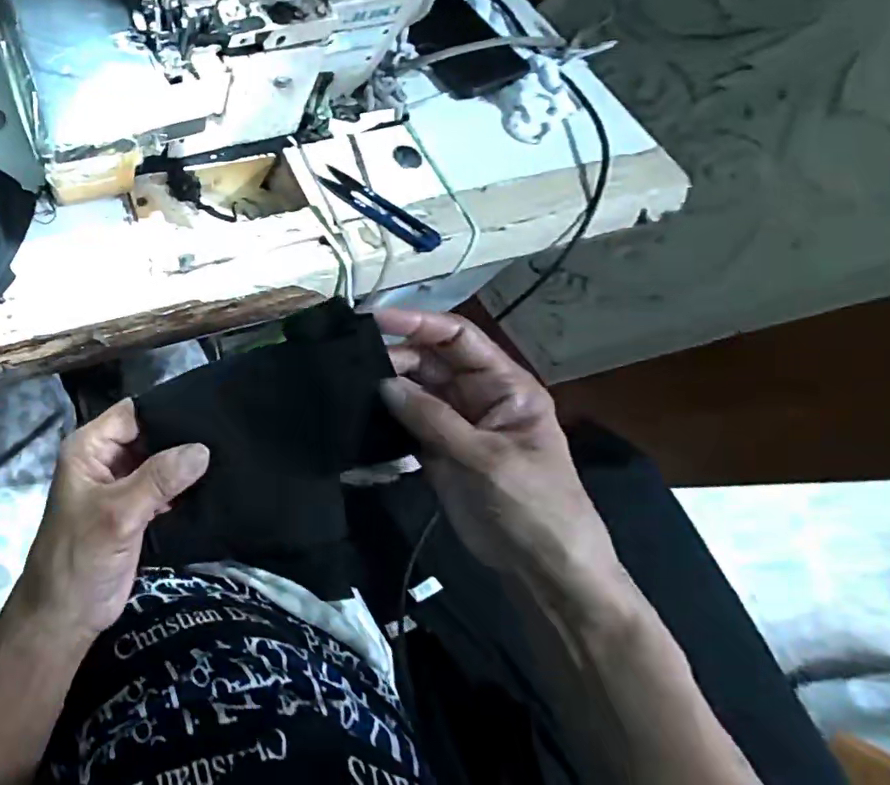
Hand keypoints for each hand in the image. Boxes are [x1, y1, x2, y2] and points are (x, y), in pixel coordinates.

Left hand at [12, 399, 210, 641]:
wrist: (66, 614)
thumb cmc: (81, 556)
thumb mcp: (119, 513)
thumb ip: (158, 479)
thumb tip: (201, 449)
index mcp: (88, 448)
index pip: (131, 414)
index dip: (164, 410)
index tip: (206, 410)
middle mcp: (103, 460)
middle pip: (147, 436)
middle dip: (180, 437)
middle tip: (226, 434)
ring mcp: (119, 487)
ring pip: (157, 463)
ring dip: (185, 465)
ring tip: (229, 455)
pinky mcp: (134, 512)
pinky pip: (162, 490)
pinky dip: (183, 489)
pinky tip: (217, 487)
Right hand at [374, 308, 627, 608]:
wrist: (543, 570)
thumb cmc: (534, 507)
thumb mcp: (487, 459)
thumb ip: (433, 419)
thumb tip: (383, 383)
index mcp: (505, 386)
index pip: (459, 338)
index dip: (419, 323)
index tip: (375, 319)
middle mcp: (476, 395)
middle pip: (428, 359)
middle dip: (393, 355)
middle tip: (353, 363)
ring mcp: (453, 421)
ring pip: (410, 386)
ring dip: (382, 382)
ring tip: (346, 381)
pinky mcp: (433, 446)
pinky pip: (401, 417)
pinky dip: (380, 412)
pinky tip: (355, 409)